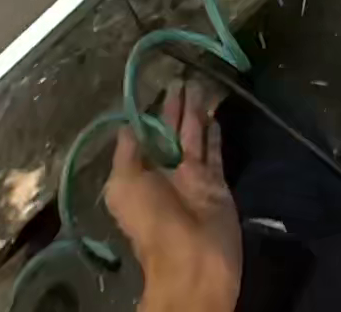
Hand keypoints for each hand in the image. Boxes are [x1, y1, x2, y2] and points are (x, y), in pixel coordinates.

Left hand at [105, 81, 242, 311]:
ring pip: (194, 134)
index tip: (154, 85)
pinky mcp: (217, 183)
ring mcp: (193, 176)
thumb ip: (126, 153)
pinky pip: (215, 152)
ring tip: (199, 83)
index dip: (150, 111)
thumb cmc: (153, 222)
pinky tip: (215, 114)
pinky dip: (214, 133)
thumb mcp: (123, 186)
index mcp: (142, 172)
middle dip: (175, 105)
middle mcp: (166, 171)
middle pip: (172, 129)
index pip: (146, 134)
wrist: (192, 264)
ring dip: (196, 110)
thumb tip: (128, 125)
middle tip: (181, 76)